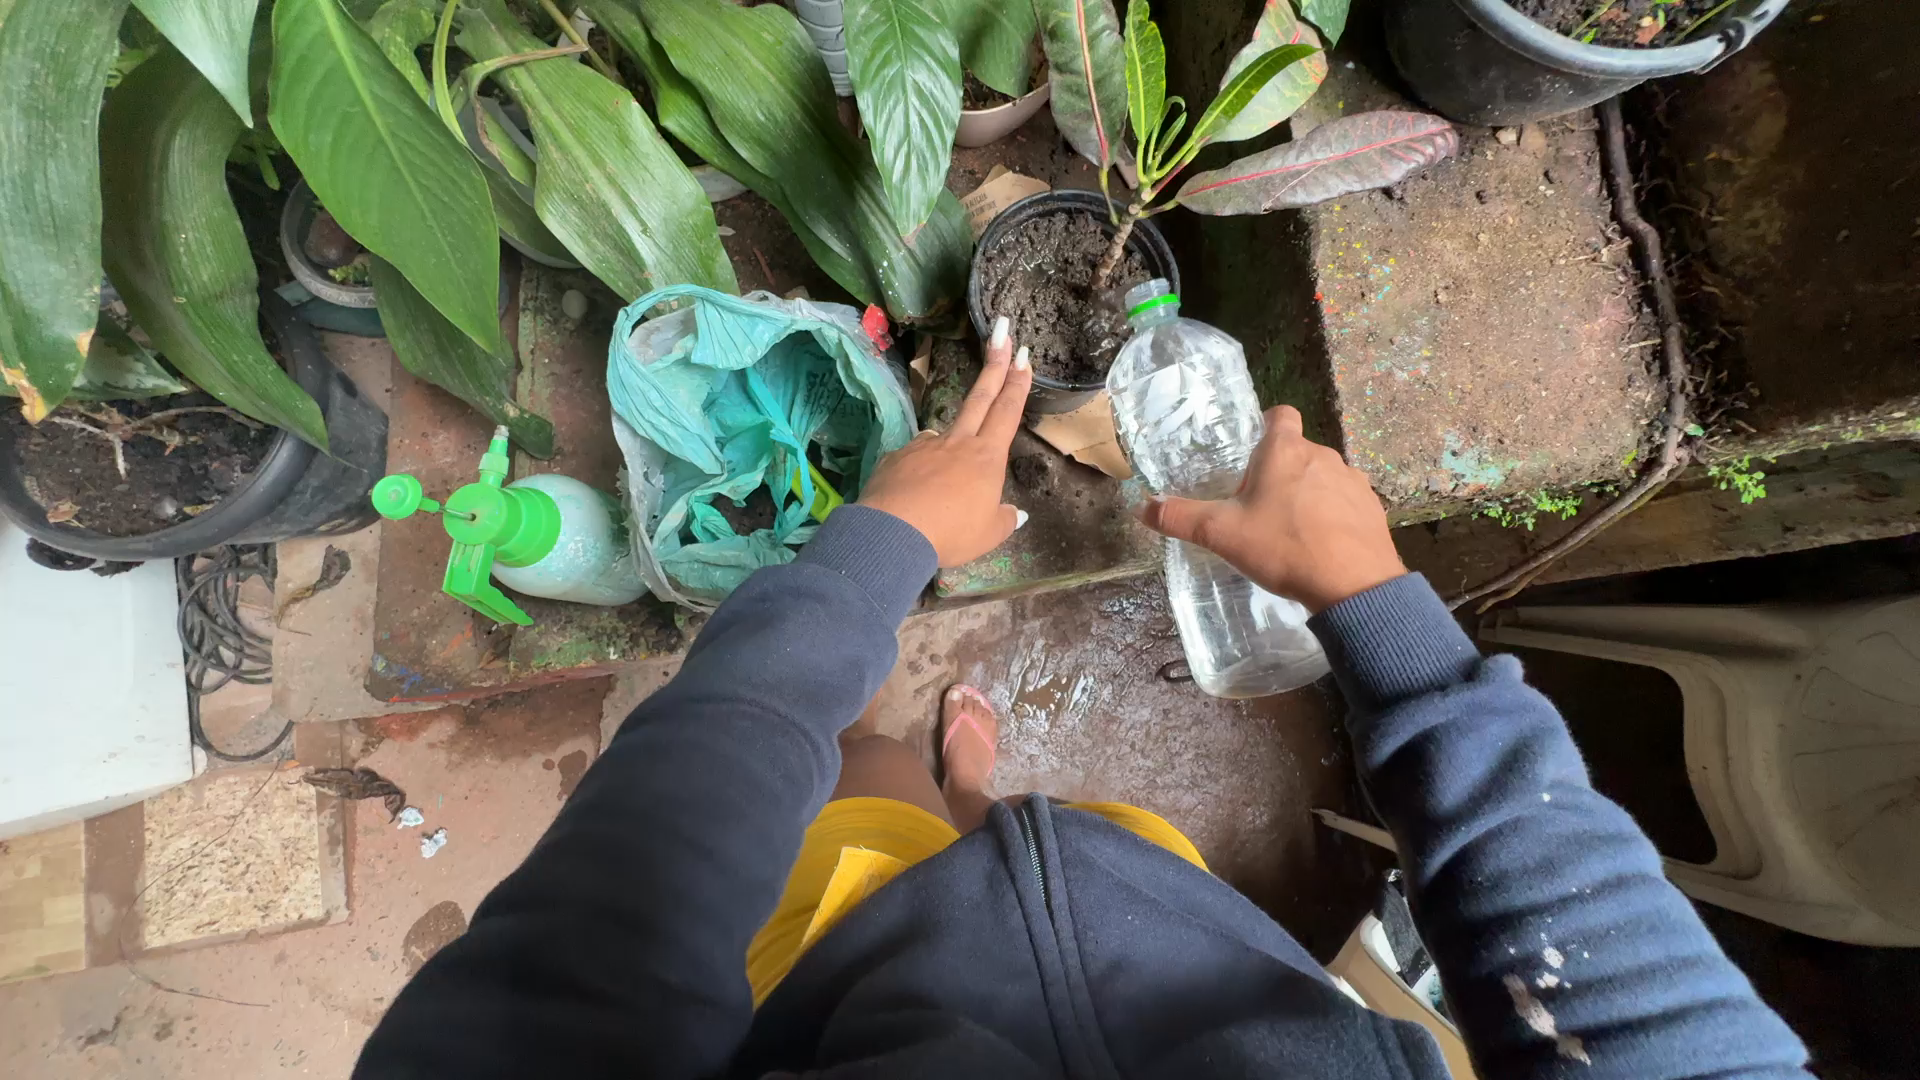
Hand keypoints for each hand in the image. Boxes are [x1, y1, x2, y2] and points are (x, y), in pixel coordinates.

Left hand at [858, 318, 1031, 566]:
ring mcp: (923, 446)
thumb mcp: (988, 535)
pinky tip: (913, 499)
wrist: (893, 534)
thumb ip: (1004, 521)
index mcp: (986, 457)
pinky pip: (914, 460)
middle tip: (1003, 331)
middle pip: (980, 397)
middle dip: (995, 363)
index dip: (1017, 382)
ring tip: (941, 495)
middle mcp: (956, 443)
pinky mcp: (896, 457)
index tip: (1023, 354)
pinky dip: (918, 475)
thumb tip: (1014, 513)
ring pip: (942, 437)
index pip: (1007, 412)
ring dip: (948, 454)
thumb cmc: (951, 533)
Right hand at [1138, 405, 1404, 612]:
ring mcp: (1352, 481)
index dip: (1263, 426)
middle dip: (1275, 470)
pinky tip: (1315, 543)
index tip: (1248, 451)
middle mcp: (1322, 456)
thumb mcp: (1220, 534)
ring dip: (1303, 492)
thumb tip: (1143, 508)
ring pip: (1320, 475)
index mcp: (1284, 451)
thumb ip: (1179, 517)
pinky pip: (1342, 500)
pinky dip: (1329, 514)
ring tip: (1284, 527)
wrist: (1353, 586)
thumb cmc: (1282, 547)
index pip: (1279, 415)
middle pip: (1295, 450)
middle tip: (1253, 504)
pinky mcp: (1371, 508)